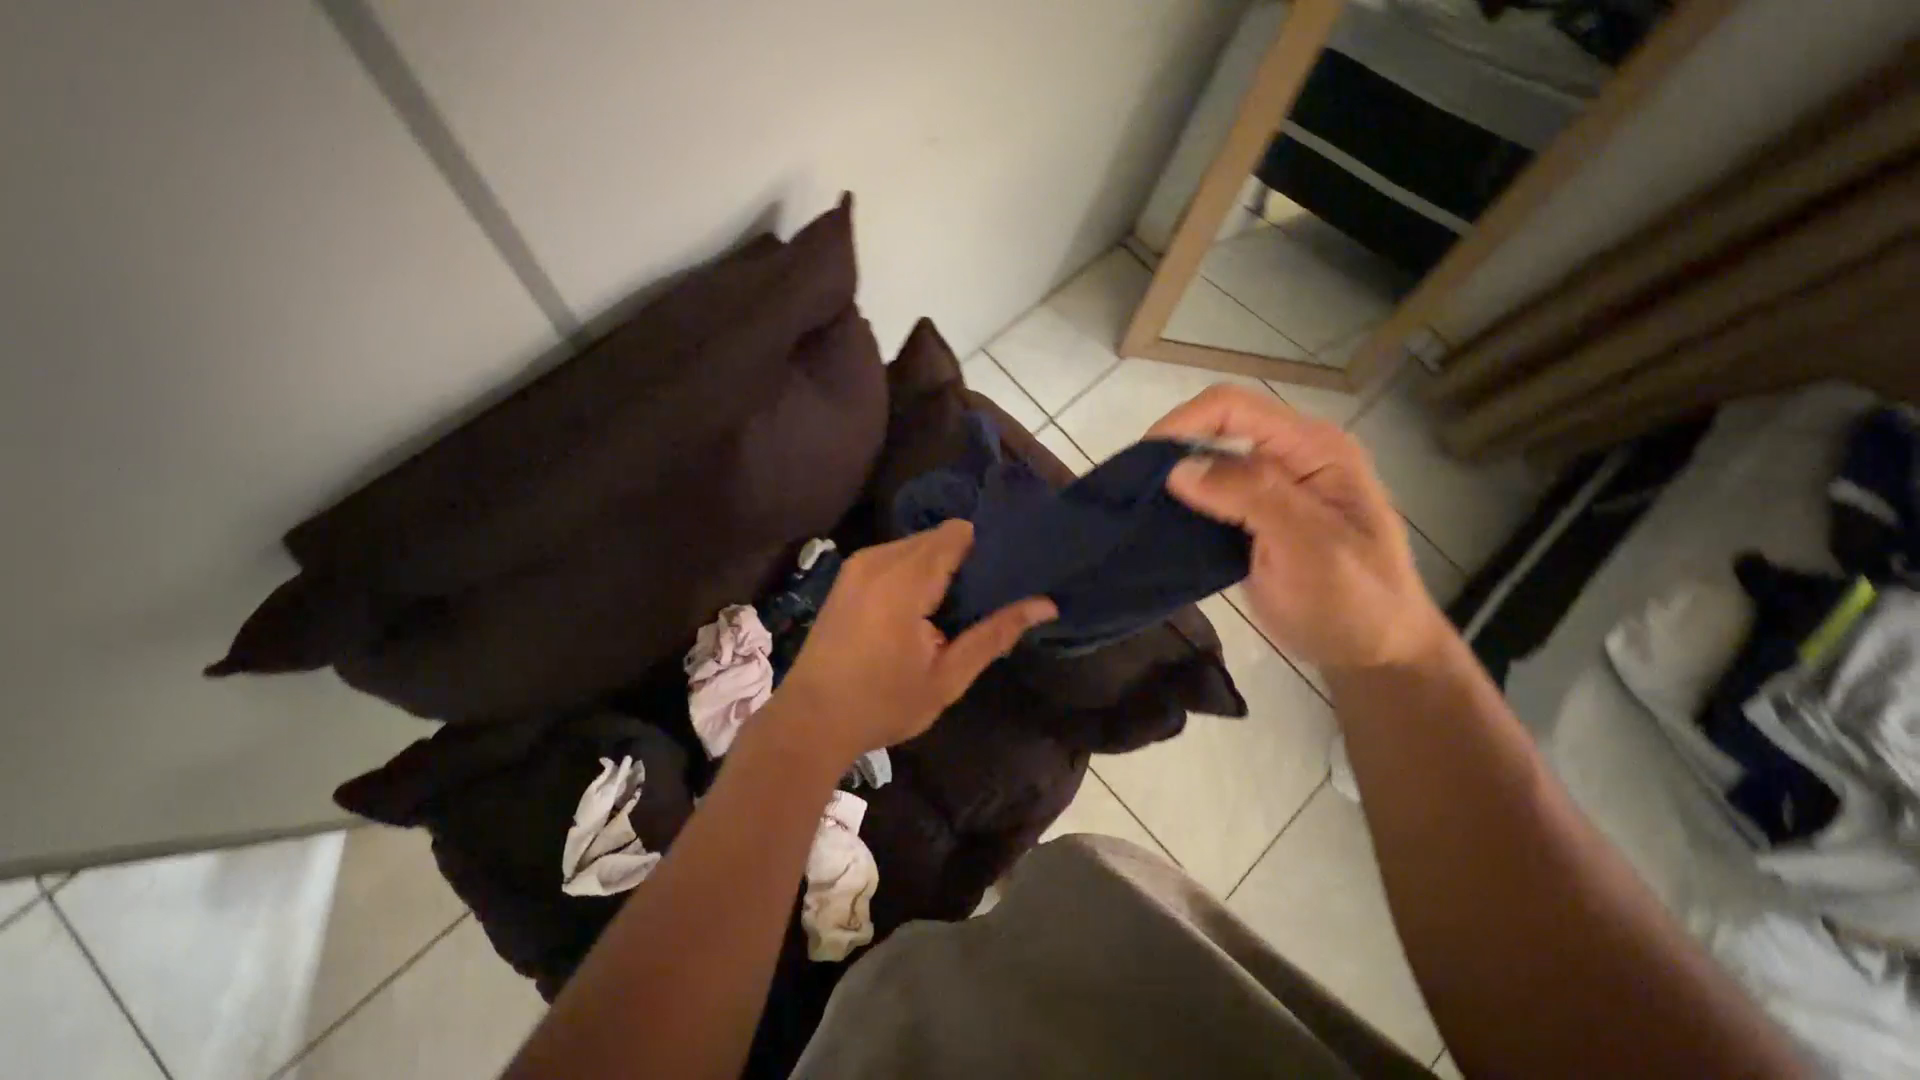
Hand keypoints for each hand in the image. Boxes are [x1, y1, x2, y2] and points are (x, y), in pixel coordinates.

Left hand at [771, 519, 1056, 763]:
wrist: (809, 721)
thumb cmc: (882, 703)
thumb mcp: (947, 676)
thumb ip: (995, 634)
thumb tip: (1046, 605)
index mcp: (904, 579)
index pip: (959, 533)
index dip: (988, 549)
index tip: (1009, 576)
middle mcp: (878, 559)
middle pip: (938, 536)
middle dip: (966, 561)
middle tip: (986, 600)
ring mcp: (857, 566)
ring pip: (915, 546)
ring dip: (939, 568)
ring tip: (956, 609)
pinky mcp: (846, 578)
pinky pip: (894, 558)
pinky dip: (915, 574)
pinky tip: (923, 611)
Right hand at [1148, 385, 1446, 672]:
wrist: (1377, 652)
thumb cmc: (1354, 600)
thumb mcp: (1309, 545)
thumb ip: (1251, 496)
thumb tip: (1179, 466)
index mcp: (1313, 448)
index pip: (1235, 408)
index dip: (1184, 424)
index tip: (1143, 464)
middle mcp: (1292, 456)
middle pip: (1218, 429)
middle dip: (1173, 452)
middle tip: (1134, 493)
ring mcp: (1275, 488)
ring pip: (1210, 463)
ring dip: (1174, 481)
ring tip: (1139, 509)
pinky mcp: (1257, 519)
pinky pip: (1212, 497)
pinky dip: (1184, 507)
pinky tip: (1162, 527)